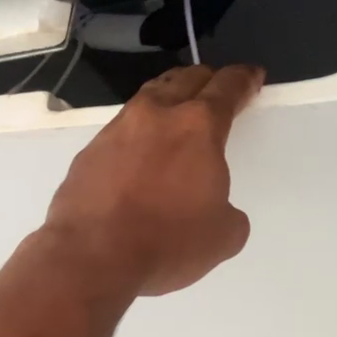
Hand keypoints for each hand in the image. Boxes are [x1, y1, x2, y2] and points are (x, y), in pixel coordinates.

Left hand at [42, 63, 263, 296]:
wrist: (89, 257)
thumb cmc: (164, 243)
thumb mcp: (223, 235)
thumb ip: (226, 209)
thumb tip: (211, 207)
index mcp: (197, 126)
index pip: (227, 87)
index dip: (244, 81)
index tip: (251, 79)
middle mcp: (153, 118)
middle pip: (183, 81)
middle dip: (203, 81)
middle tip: (212, 90)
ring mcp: (113, 134)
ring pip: (145, 101)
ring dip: (164, 101)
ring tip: (172, 114)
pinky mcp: (85, 156)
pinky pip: (117, 134)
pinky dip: (133, 136)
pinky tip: (134, 155)